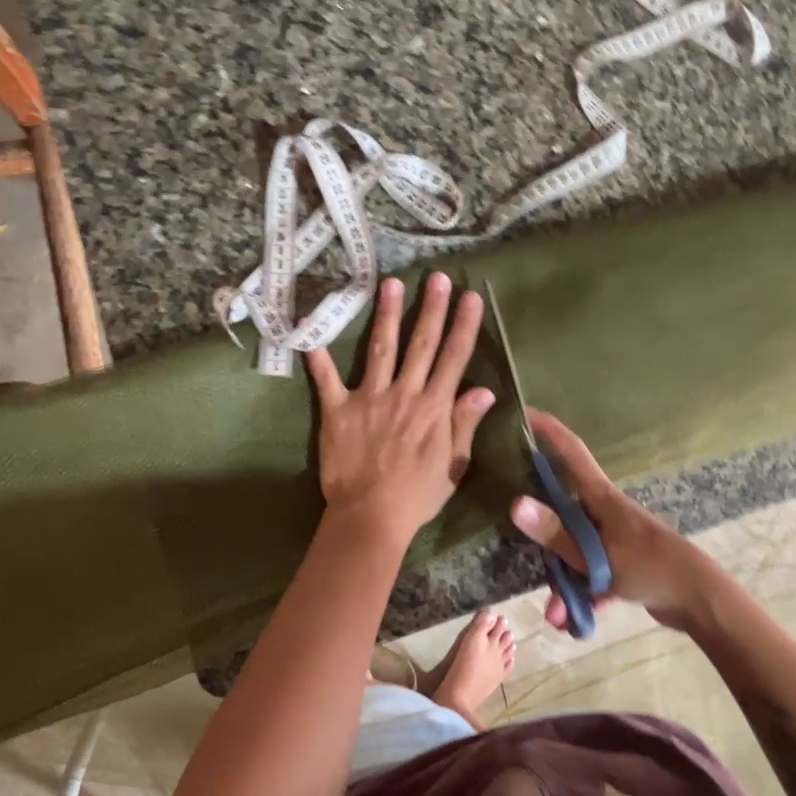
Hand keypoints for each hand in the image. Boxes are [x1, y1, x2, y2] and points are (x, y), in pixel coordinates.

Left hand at [306, 273, 495, 543]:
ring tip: (392, 283)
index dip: (464, 325)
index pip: (454, 358)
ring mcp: (369, 399)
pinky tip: (312, 331)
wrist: (371, 517)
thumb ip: (464, 424)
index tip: (471, 297)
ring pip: (381, 348)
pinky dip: (318, 356)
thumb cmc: (417, 496)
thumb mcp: (453, 465)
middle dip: (432, 308)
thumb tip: (484, 390)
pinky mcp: (338, 410)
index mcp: (434, 408)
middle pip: (421, 344)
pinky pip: (327, 378)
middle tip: (438, 277)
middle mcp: (404, 394)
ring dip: (388, 314)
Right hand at [510, 409, 731, 632]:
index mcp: (601, 498)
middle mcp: (605, 512)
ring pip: (576, 554)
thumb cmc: (648, 566)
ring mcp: (614, 539)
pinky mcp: (623, 565)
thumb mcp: (595, 554)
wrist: (698, 599)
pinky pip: (592, 576)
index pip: (571, 452)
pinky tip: (575, 622)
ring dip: (564, 584)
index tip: (524, 413)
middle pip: (563, 514)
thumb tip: (515, 503)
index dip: (549, 431)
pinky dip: (583, 597)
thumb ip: (556, 533)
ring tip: (557, 616)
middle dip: (545, 543)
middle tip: (526, 555)